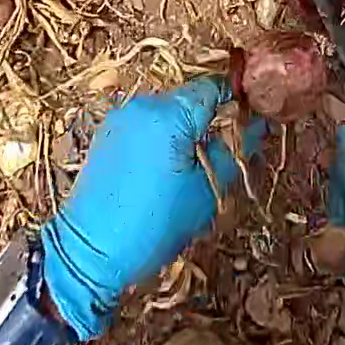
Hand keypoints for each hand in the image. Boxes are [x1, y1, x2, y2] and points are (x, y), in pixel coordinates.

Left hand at [43, 77, 262, 339]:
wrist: (84, 257)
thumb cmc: (152, 226)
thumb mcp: (206, 191)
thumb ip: (237, 150)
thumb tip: (259, 124)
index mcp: (168, 115)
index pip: (215, 87)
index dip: (237, 100)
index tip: (251, 121)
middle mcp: (143, 106)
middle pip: (192, 97)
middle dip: (214, 117)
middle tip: (229, 147)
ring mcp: (122, 117)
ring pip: (171, 109)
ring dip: (189, 126)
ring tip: (197, 161)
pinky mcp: (108, 133)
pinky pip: (149, 121)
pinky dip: (166, 134)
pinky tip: (169, 165)